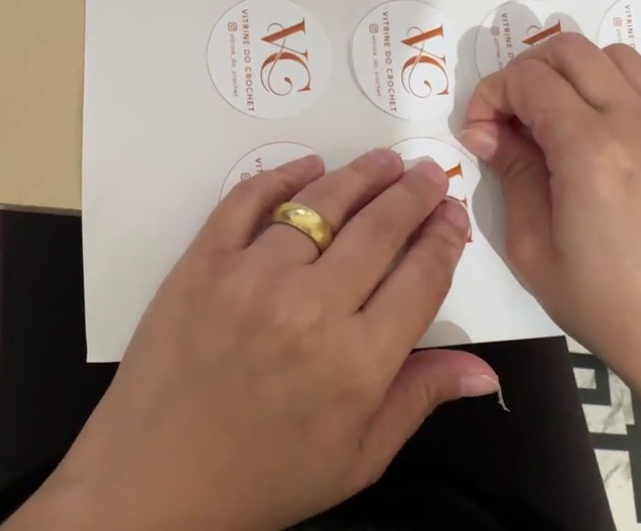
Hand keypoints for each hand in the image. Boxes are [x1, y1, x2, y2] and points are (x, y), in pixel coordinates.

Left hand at [9, 149, 497, 530]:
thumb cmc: (264, 477)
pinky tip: (309, 166)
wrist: (154, 480)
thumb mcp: (356, 459)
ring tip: (385, 159)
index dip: (444, 239)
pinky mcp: (203, 261)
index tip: (454, 215)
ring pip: (320, 205)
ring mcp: (251, 277)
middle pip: (378, 229)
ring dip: (360, 175)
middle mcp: (310, 308)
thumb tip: (486, 370)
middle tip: (430, 170)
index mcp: (357, 363)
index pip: (420, 278)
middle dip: (413, 194)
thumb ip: (419, 400)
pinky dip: (282, 176)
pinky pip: (247, 200)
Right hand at [460, 33, 640, 400]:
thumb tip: (487, 132)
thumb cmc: (607, 306)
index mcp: (589, 147)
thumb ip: (511, 173)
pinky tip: (622, 122)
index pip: (526, 80)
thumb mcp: (532, 247)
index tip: (480, 136)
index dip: (490, 97)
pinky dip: (639, 86)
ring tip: (562, 117)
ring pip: (619, 55)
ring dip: (579, 73)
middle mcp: (635, 121)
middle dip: (527, 72)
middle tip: (512, 120)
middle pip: (569, 49)